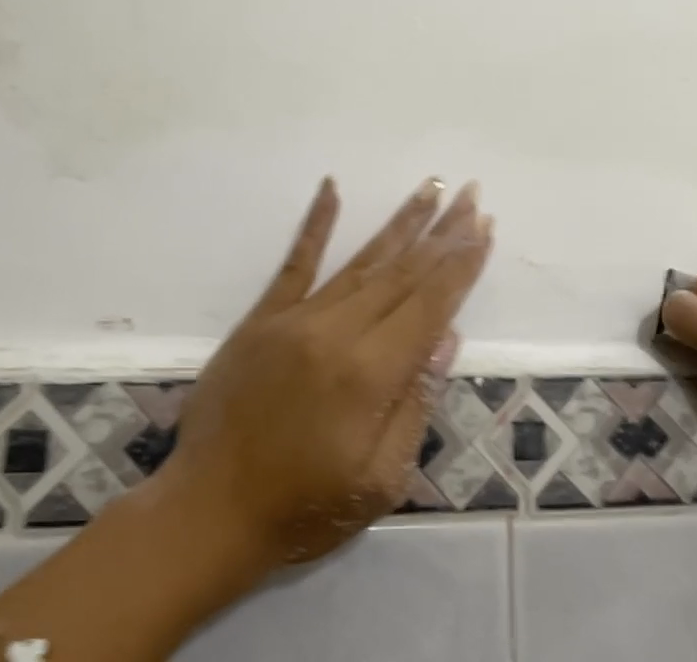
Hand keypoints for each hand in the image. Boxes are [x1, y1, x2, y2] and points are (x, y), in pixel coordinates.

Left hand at [158, 177, 492, 567]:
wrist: (211, 510)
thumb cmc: (304, 508)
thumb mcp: (380, 480)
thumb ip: (415, 404)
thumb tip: (446, 336)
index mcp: (370, 374)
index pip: (429, 306)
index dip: (461, 266)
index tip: (485, 228)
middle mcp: (336, 332)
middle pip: (402, 274)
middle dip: (442, 233)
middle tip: (472, 194)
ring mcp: (295, 320)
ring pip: (360, 262)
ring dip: (400, 224)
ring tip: (431, 186)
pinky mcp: (261, 319)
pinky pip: (295, 262)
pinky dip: (315, 224)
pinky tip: (331, 188)